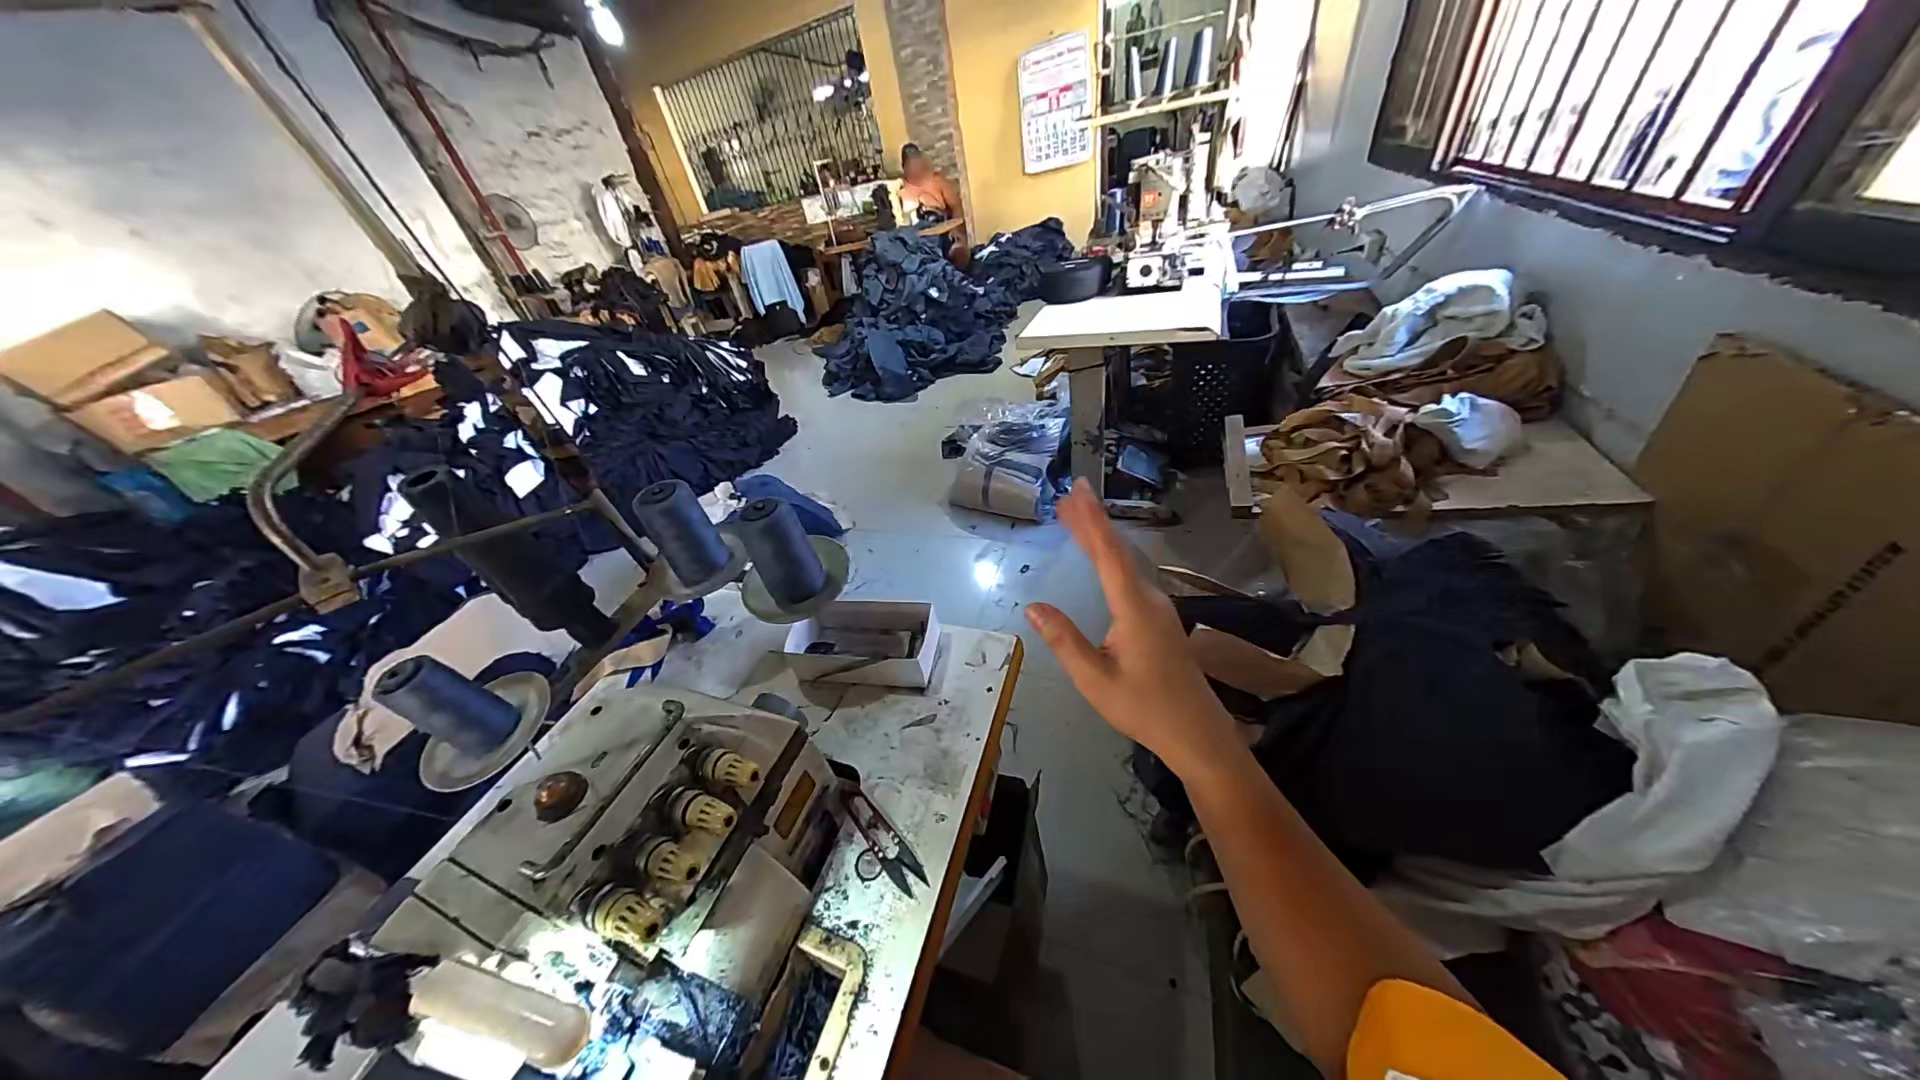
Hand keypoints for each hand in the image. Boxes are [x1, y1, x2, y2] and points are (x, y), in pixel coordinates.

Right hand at [1025, 482, 1242, 779]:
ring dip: (1101, 539)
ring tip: (1076, 519)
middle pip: (1118, 551)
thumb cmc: (1144, 707)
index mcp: (1134, 608)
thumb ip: (1065, 641)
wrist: (1196, 732)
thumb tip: (1034, 608)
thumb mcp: (1094, 679)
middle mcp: (1150, 599)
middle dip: (1092, 522)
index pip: (1109, 554)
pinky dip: (1111, 559)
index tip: (1079, 491)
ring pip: (1126, 563)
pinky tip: (1101, 560)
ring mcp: (1158, 609)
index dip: (1092, 520)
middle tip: (1067, 497)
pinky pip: (1131, 577)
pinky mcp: (1159, 620)